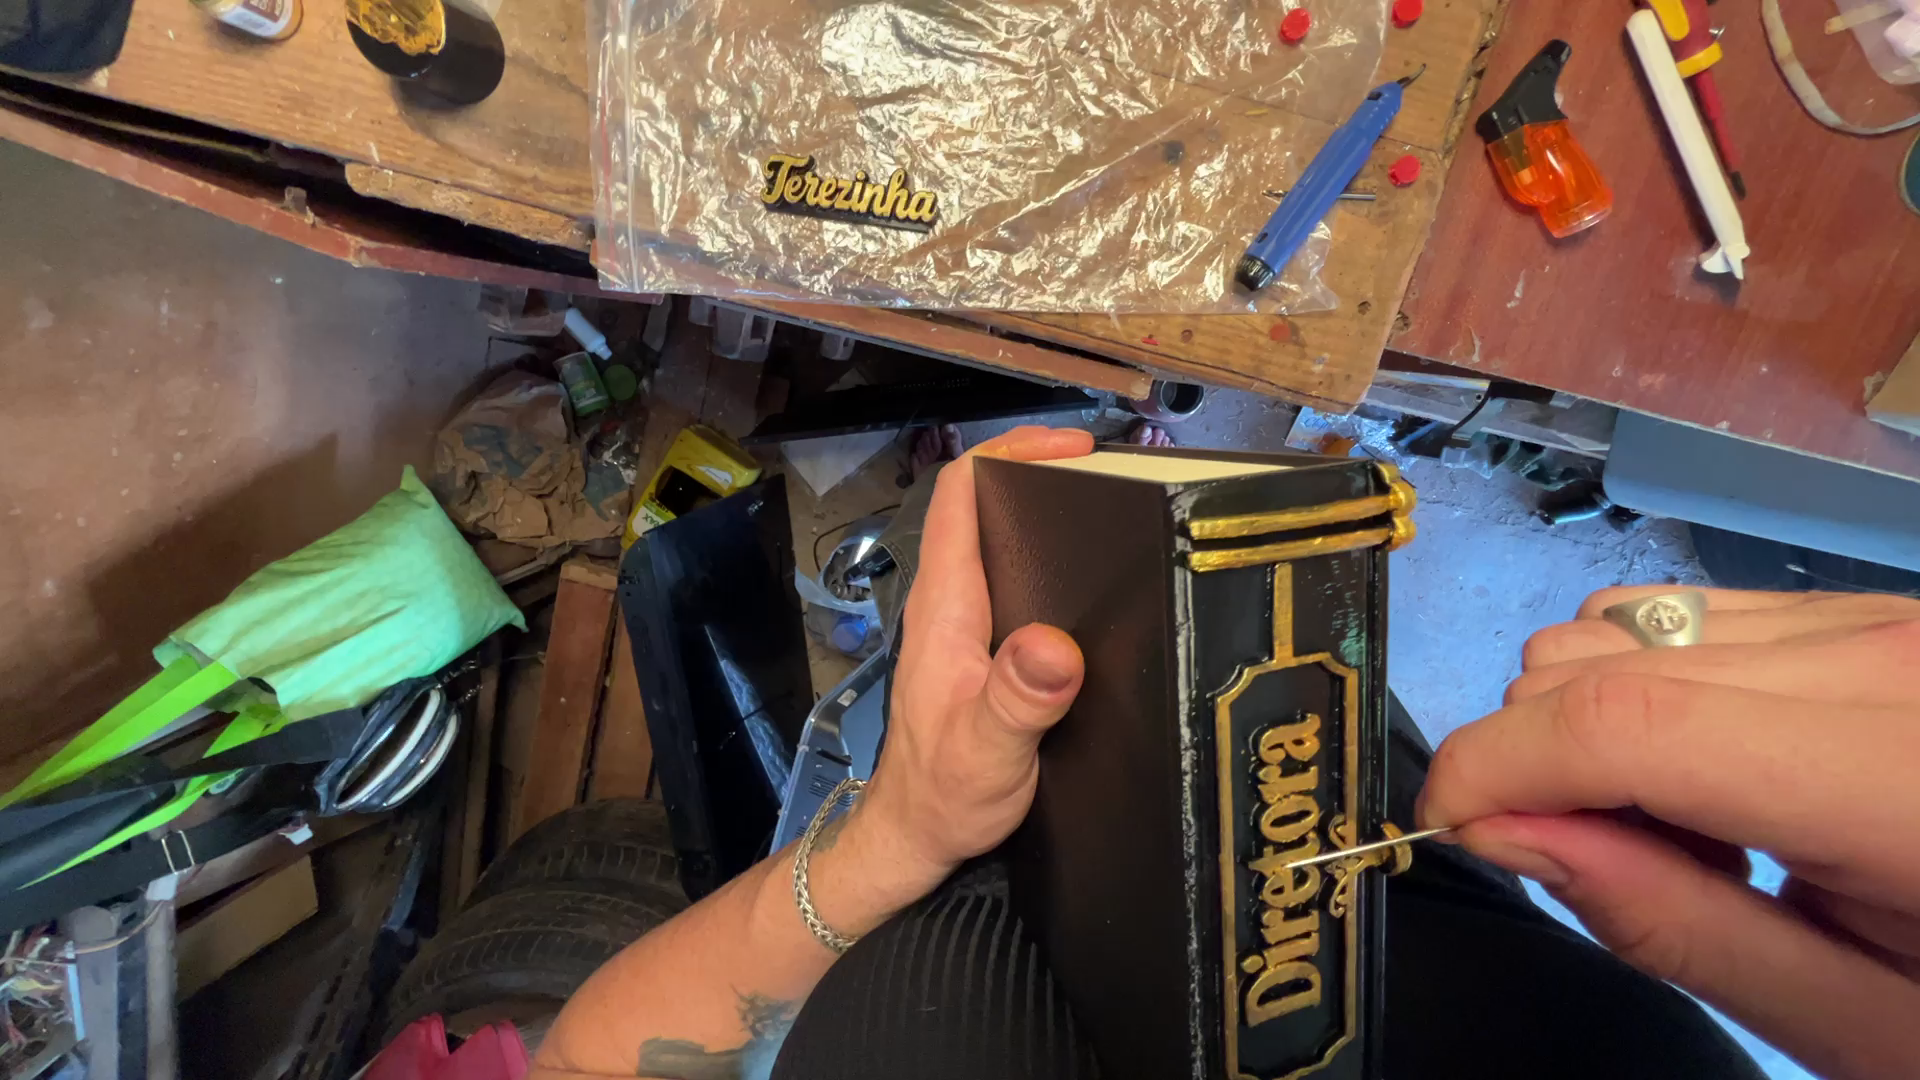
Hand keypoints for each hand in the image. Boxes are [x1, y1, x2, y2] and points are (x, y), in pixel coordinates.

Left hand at [845, 426, 1093, 890]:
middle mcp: (950, 598)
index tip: (1074, 448)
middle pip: (980, 505)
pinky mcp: (979, 644)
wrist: (915, 831)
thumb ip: (1016, 699)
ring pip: (996, 539)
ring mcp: (962, 621)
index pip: (959, 495)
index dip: (1010, 453)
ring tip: (1112, 512)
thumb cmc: (944, 792)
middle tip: (1109, 473)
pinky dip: (1048, 556)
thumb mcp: (986, 751)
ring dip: (1044, 513)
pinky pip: (1012, 577)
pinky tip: (1091, 579)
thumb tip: (1056, 644)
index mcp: (946, 604)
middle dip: (1037, 472)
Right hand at [1416, 587, 1919, 1079]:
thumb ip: (1672, 927)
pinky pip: (1648, 615)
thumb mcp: (1878, 1037)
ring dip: (1571, 724)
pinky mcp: (1851, 606)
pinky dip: (1618, 685)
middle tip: (1600, 861)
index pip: (1622, 726)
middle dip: (1531, 763)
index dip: (1492, 766)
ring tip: (1668, 816)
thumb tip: (1499, 832)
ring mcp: (1873, 612)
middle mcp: (1892, 655)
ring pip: (1597, 629)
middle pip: (1584, 665)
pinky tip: (1700, 761)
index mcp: (1919, 780)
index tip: (1445, 825)